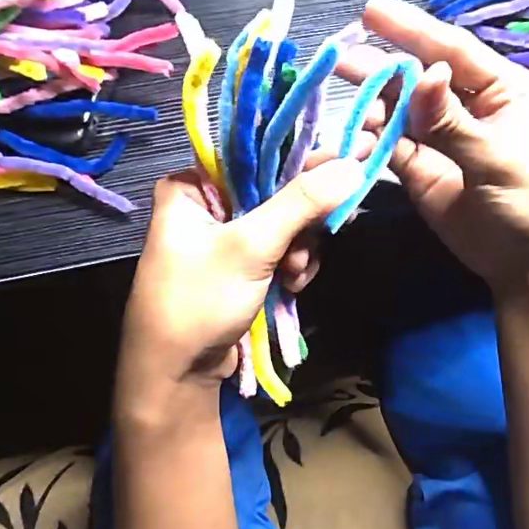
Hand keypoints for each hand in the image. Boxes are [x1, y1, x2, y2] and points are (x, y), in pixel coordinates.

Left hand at [115, 160, 364, 425]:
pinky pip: (279, 249)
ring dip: (300, 248)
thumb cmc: (199, 301)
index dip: (305, 157)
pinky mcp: (240, 265)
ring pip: (284, 222)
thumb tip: (353, 163)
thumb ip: (301, 203)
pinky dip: (292, 265)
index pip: (257, 154)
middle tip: (319, 239)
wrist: (175, 375)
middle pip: (276, 189)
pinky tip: (293, 286)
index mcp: (192, 185)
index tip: (351, 160)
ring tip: (296, 275)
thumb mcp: (250, 247)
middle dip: (301, 221)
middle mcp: (207, 203)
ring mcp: (224, 236)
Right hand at [342, 0, 528, 292]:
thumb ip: (453, 121)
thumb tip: (424, 74)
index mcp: (503, 89)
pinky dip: (371, 139)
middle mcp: (468, 106)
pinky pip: (390, 146)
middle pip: (418, 76)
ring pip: (399, 110)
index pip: (452, 50)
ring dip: (371, 99)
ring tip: (339, 82)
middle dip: (382, 62)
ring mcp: (440, 138)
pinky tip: (353, 130)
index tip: (371, 11)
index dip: (412, 29)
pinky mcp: (420, 169)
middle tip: (341, 50)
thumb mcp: (499, 158)